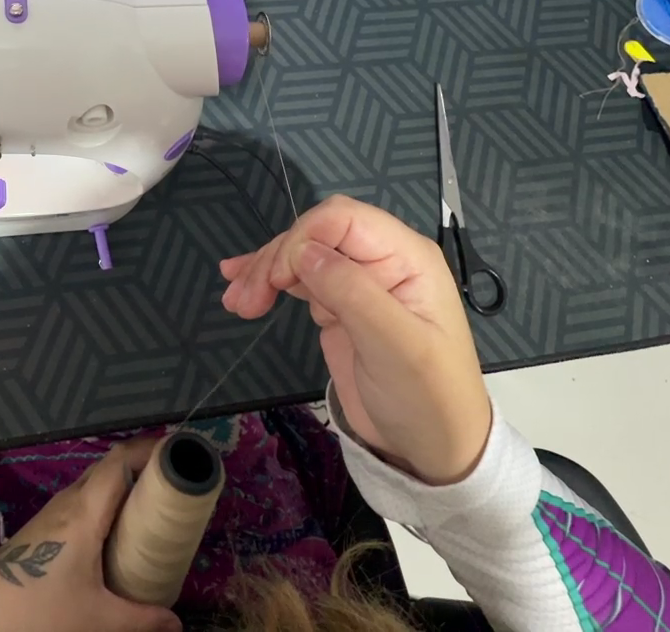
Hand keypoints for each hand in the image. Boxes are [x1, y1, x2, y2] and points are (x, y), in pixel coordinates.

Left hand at [0, 438, 182, 631]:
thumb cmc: (42, 609)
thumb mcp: (96, 618)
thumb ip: (140, 619)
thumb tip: (177, 623)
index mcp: (86, 511)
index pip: (120, 460)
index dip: (149, 448)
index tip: (178, 451)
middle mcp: (71, 499)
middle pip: (111, 463)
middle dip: (144, 461)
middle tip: (175, 475)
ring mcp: (57, 507)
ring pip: (97, 477)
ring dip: (126, 476)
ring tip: (155, 494)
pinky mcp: (49, 520)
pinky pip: (87, 493)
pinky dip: (110, 493)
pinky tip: (122, 516)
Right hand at [219, 195, 492, 484]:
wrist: (432, 450)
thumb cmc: (428, 399)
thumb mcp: (397, 347)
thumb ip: (352, 292)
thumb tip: (302, 252)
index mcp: (405, 256)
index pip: (342, 219)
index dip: (302, 238)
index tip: (276, 280)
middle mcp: (380, 260)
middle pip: (315, 234)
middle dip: (276, 258)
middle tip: (244, 300)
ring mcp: (357, 282)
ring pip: (300, 255)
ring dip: (264, 271)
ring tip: (236, 302)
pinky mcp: (338, 306)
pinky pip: (297, 280)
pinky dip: (267, 283)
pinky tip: (240, 286)